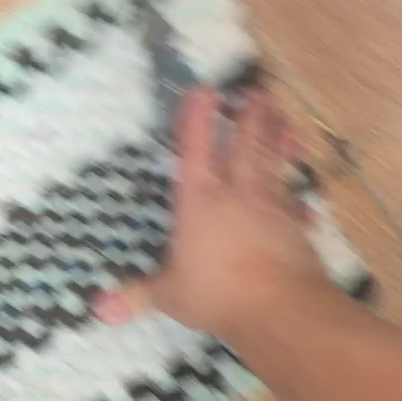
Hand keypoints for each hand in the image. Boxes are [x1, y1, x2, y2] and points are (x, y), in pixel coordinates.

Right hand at [96, 88, 334, 340]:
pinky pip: (295, 205)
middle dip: (250, 120)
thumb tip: (99, 310)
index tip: (203, 90)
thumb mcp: (167, 295)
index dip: (197, 121)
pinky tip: (302, 197)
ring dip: (278, 141)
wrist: (282, 309)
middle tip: (258, 93)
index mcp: (200, 204)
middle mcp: (238, 197)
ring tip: (285, 119)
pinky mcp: (296, 230)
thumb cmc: (216, 293)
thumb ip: (137, 296)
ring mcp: (272, 210)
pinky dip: (296, 196)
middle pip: (246, 148)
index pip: (196, 153)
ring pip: (275, 166)